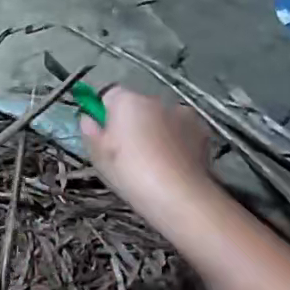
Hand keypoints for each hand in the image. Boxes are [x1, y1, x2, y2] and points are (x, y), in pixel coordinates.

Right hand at [79, 86, 215, 213]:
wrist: (177, 194)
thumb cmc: (131, 174)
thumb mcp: (99, 157)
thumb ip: (91, 132)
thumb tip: (88, 119)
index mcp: (127, 102)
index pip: (110, 95)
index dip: (105, 114)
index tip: (105, 135)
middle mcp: (156, 100)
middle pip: (138, 106)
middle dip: (133, 123)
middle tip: (127, 153)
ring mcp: (183, 113)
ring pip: (162, 118)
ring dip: (156, 131)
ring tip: (153, 161)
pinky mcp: (202, 130)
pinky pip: (182, 130)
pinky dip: (177, 141)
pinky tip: (173, 163)